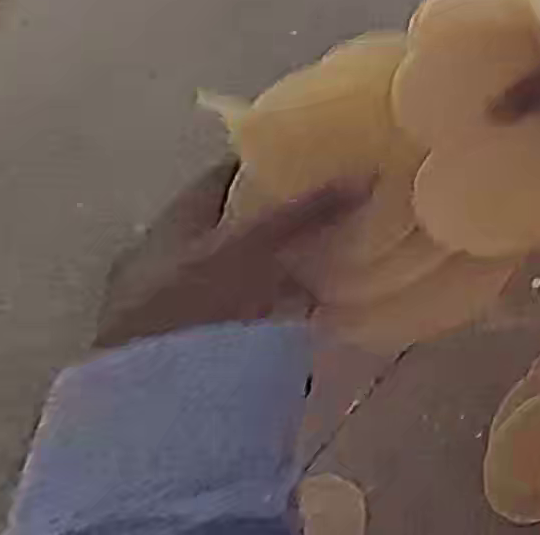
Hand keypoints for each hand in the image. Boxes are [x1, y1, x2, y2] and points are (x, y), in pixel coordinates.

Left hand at [94, 161, 358, 348]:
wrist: (167, 393)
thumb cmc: (193, 302)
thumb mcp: (254, 244)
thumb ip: (311, 208)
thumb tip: (372, 170)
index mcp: (168, 232)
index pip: (220, 180)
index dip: (265, 160)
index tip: (313, 146)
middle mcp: (179, 260)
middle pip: (245, 218)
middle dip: (292, 202)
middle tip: (346, 183)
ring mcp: (203, 298)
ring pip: (265, 255)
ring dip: (302, 242)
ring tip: (355, 223)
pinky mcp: (229, 329)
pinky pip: (278, 289)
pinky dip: (307, 278)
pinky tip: (342, 270)